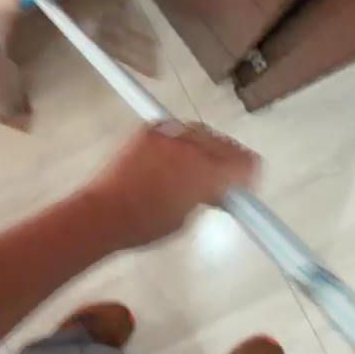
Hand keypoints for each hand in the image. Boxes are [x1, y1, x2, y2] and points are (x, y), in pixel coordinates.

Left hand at [79, 122, 258, 250]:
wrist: (104, 212)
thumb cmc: (145, 225)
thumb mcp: (187, 218)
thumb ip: (208, 197)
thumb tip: (218, 191)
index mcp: (207, 172)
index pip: (245, 163)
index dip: (250, 174)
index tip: (248, 184)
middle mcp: (192, 147)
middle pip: (226, 144)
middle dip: (232, 159)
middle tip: (229, 175)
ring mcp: (170, 134)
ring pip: (203, 133)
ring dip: (209, 146)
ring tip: (205, 163)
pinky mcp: (150, 129)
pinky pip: (177, 128)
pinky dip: (184, 139)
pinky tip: (180, 152)